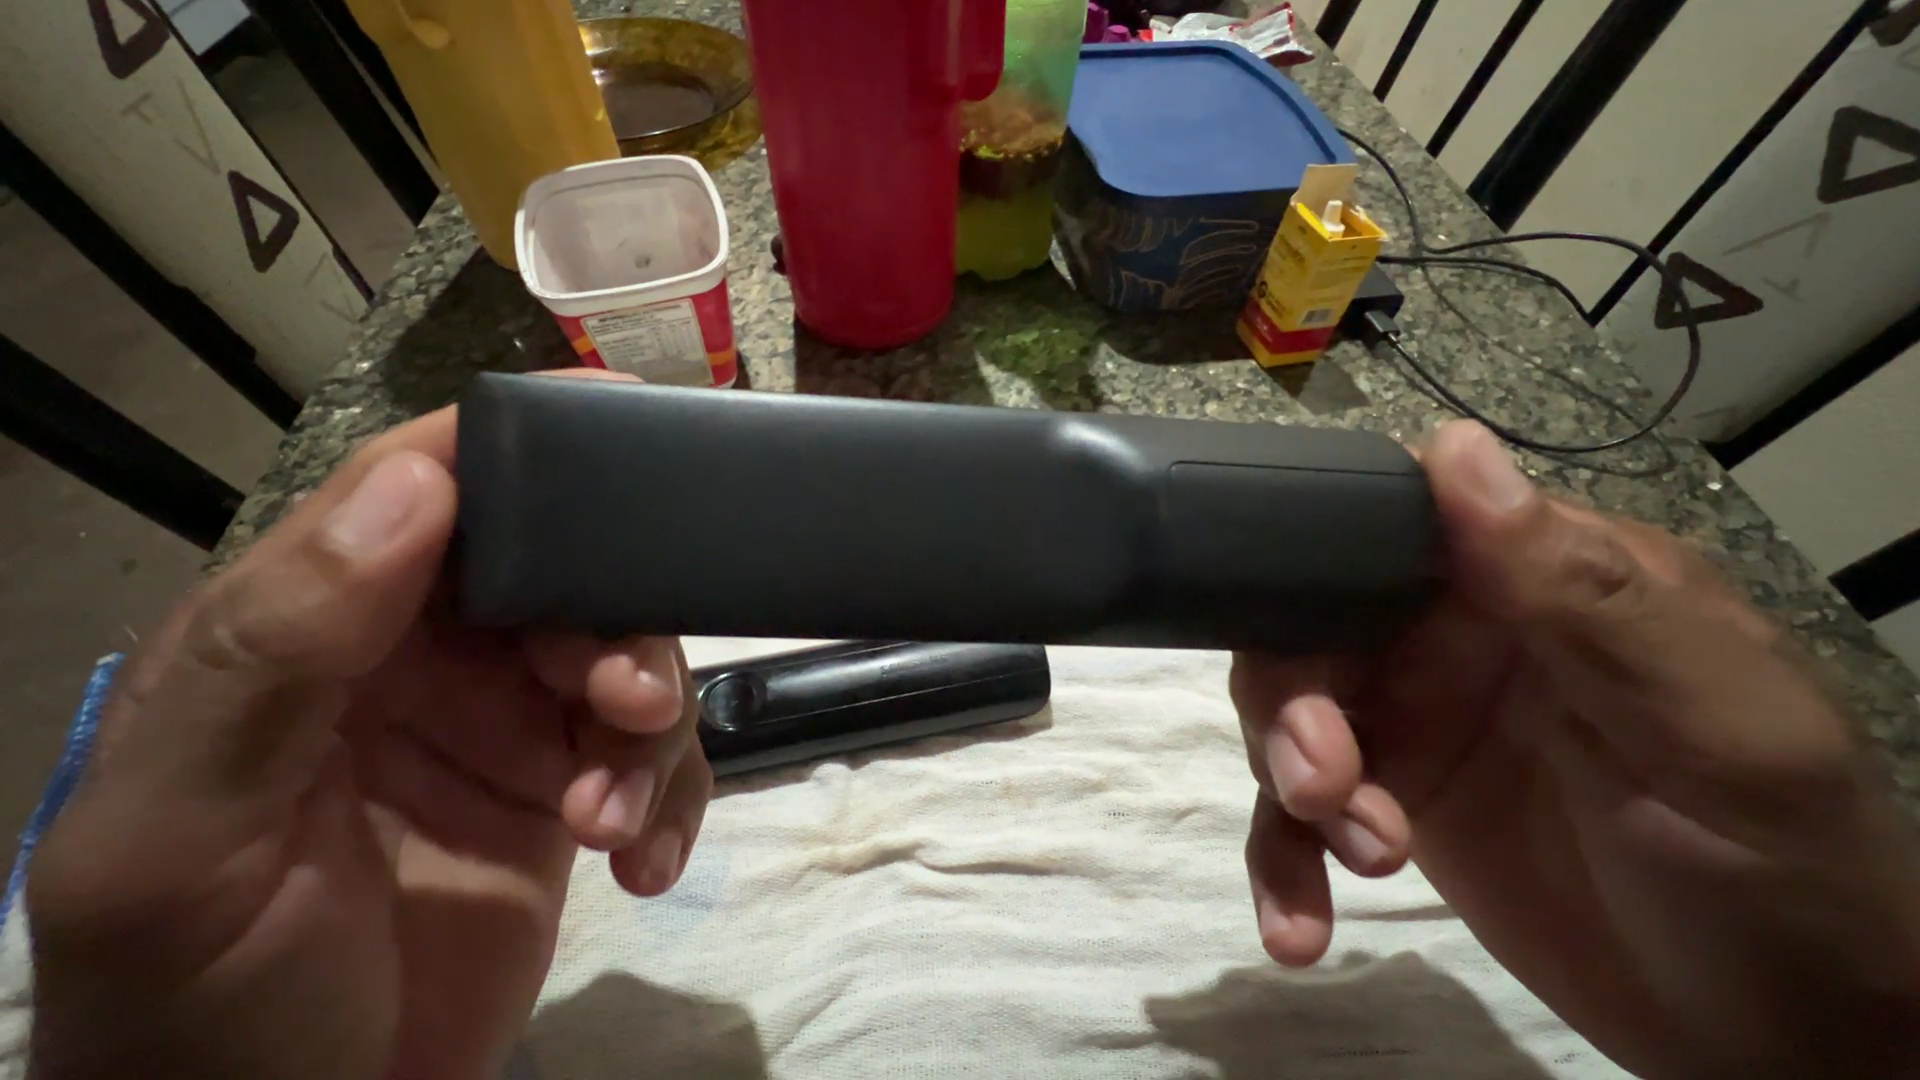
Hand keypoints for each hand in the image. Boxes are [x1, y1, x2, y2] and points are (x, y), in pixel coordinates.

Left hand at [27, 375, 711, 1079]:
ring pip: (629, 666)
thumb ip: (279, 651)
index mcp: (319, 631)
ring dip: (649, 733)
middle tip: (626, 707)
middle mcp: (428, 661)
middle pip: (565, 582)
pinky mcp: (573, 795)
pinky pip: (658, 760)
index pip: (424, 492)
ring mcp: (511, 730)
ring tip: (615, 820)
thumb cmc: (204, 1005)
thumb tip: (418, 485)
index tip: (619, 441)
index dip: (516, 457)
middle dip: (615, 634)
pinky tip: (647, 861)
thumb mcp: (189, 836)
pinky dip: (674, 798)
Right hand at [1233, 420, 1919, 1077]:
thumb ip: (1582, 589)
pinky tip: (1297, 928)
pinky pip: (1295, 818)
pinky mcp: (1381, 803)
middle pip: (1310, 633)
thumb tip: (1453, 447)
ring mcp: (1407, 723)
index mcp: (1523, 584)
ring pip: (1285, 719)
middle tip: (1323, 784)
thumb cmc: (1779, 859)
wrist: (1779, 1033)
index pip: (1388, 525)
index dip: (1313, 550)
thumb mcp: (1711, 721)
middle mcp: (1445, 639)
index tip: (1282, 608)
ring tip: (1361, 852)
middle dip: (1294, 705)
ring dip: (1293, 785)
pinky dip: (1281, 862)